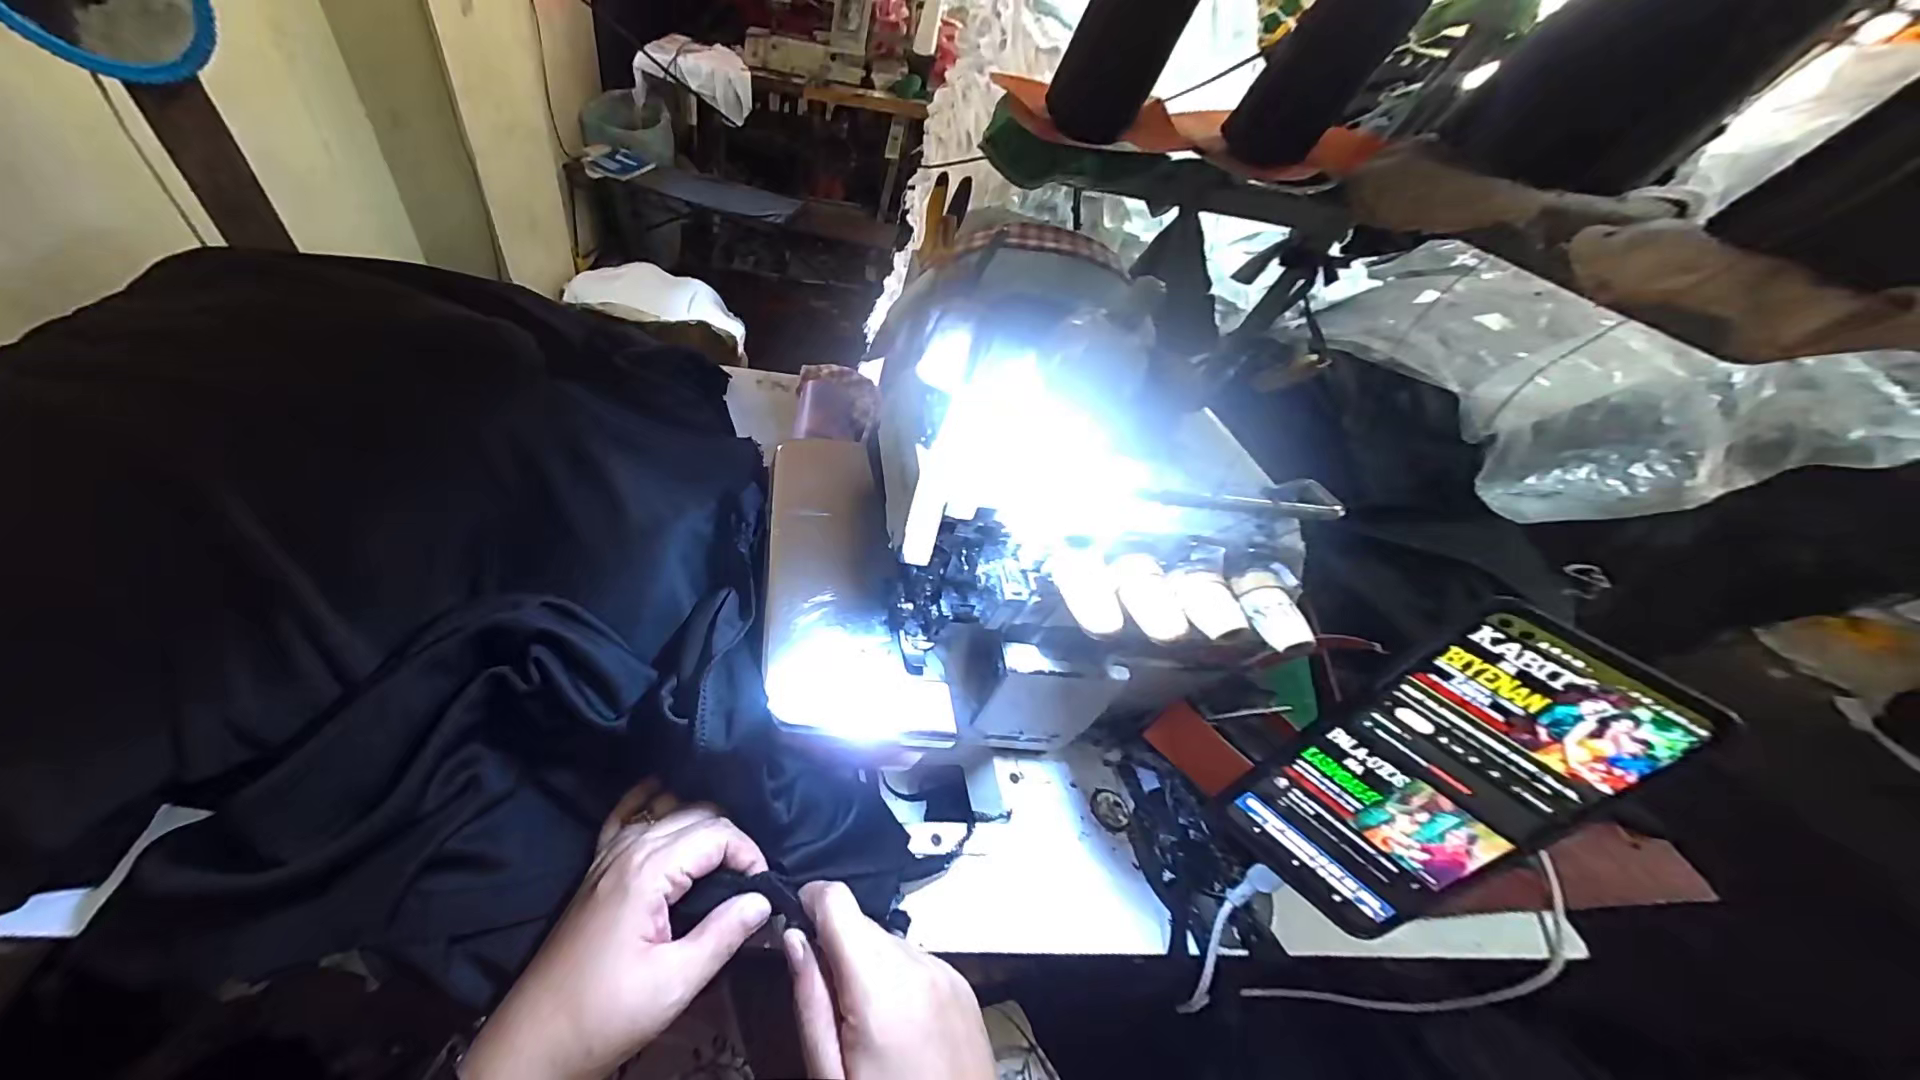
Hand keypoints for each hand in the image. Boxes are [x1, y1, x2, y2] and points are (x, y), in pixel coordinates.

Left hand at [463, 781, 773, 1079]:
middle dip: (733, 839)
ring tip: (723, 857)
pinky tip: (663, 794)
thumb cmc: (604, 1016)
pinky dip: (649, 801)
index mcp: (648, 872)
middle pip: (699, 814)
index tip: (762, 889)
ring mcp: (608, 856)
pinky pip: (625, 815)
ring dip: (702, 822)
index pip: (718, 834)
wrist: (531, 1047)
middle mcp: (629, 851)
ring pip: (669, 808)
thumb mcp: (675, 984)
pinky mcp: (595, 868)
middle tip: (748, 880)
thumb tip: (763, 899)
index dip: (750, 854)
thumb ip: (725, 933)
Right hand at [784, 880, 993, 1079]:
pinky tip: (894, 1027)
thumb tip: (794, 940)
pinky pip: (915, 961)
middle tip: (826, 1002)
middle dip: (837, 946)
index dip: (810, 902)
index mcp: (879, 984)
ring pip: (888, 941)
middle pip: (862, 923)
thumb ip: (810, 1000)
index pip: (837, 900)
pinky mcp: (961, 985)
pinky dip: (896, 977)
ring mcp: (945, 972)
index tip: (795, 919)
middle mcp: (917, 964)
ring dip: (867, 964)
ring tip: (862, 1026)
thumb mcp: (830, 1075)